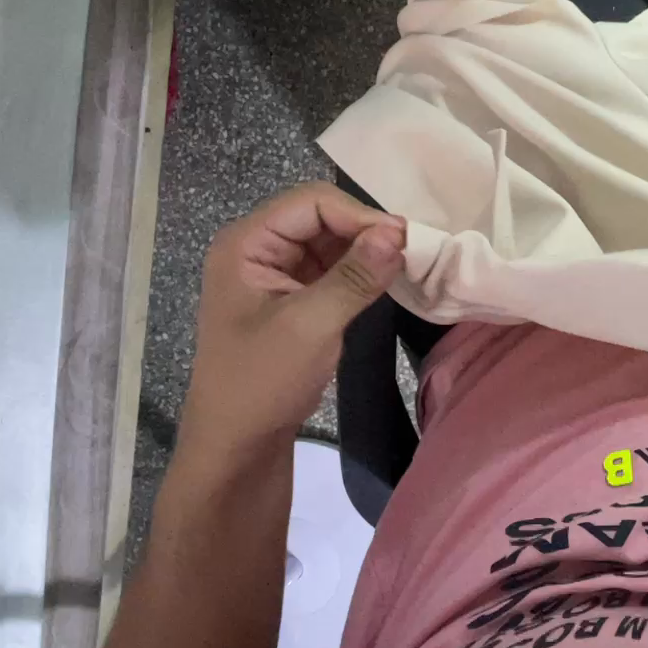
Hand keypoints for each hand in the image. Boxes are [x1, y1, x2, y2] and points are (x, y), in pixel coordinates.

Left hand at [181, 182, 405, 448]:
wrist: (237, 443)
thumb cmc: (262, 382)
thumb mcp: (311, 326)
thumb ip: (354, 277)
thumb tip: (398, 234)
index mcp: (246, 243)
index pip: (311, 203)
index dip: (359, 215)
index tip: (404, 242)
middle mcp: (257, 248)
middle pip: (321, 217)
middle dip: (365, 231)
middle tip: (411, 254)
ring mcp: (274, 273)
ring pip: (330, 242)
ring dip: (365, 252)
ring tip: (405, 267)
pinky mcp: (292, 297)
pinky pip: (330, 269)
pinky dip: (358, 273)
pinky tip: (385, 282)